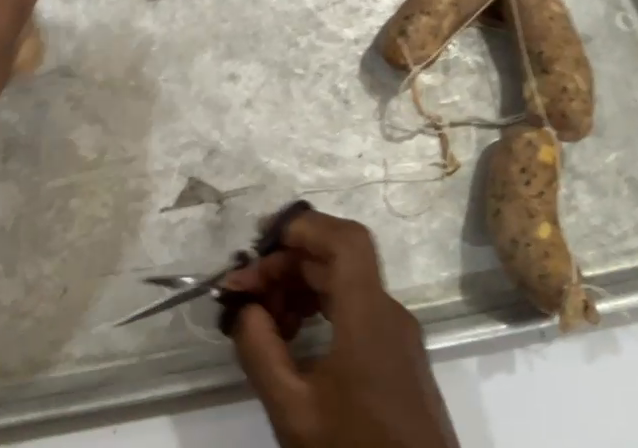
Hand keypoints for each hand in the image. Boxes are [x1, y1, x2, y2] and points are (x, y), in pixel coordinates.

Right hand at [225, 211, 459, 447]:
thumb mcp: (293, 410)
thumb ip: (259, 350)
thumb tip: (245, 307)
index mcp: (369, 318)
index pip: (345, 240)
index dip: (302, 226)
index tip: (258, 243)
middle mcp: (389, 314)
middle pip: (333, 259)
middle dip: (281, 264)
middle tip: (241, 292)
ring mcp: (396, 335)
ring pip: (341, 282)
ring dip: (295, 286)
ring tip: (260, 318)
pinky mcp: (396, 355)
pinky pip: (351, 308)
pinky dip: (314, 306)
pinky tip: (288, 336)